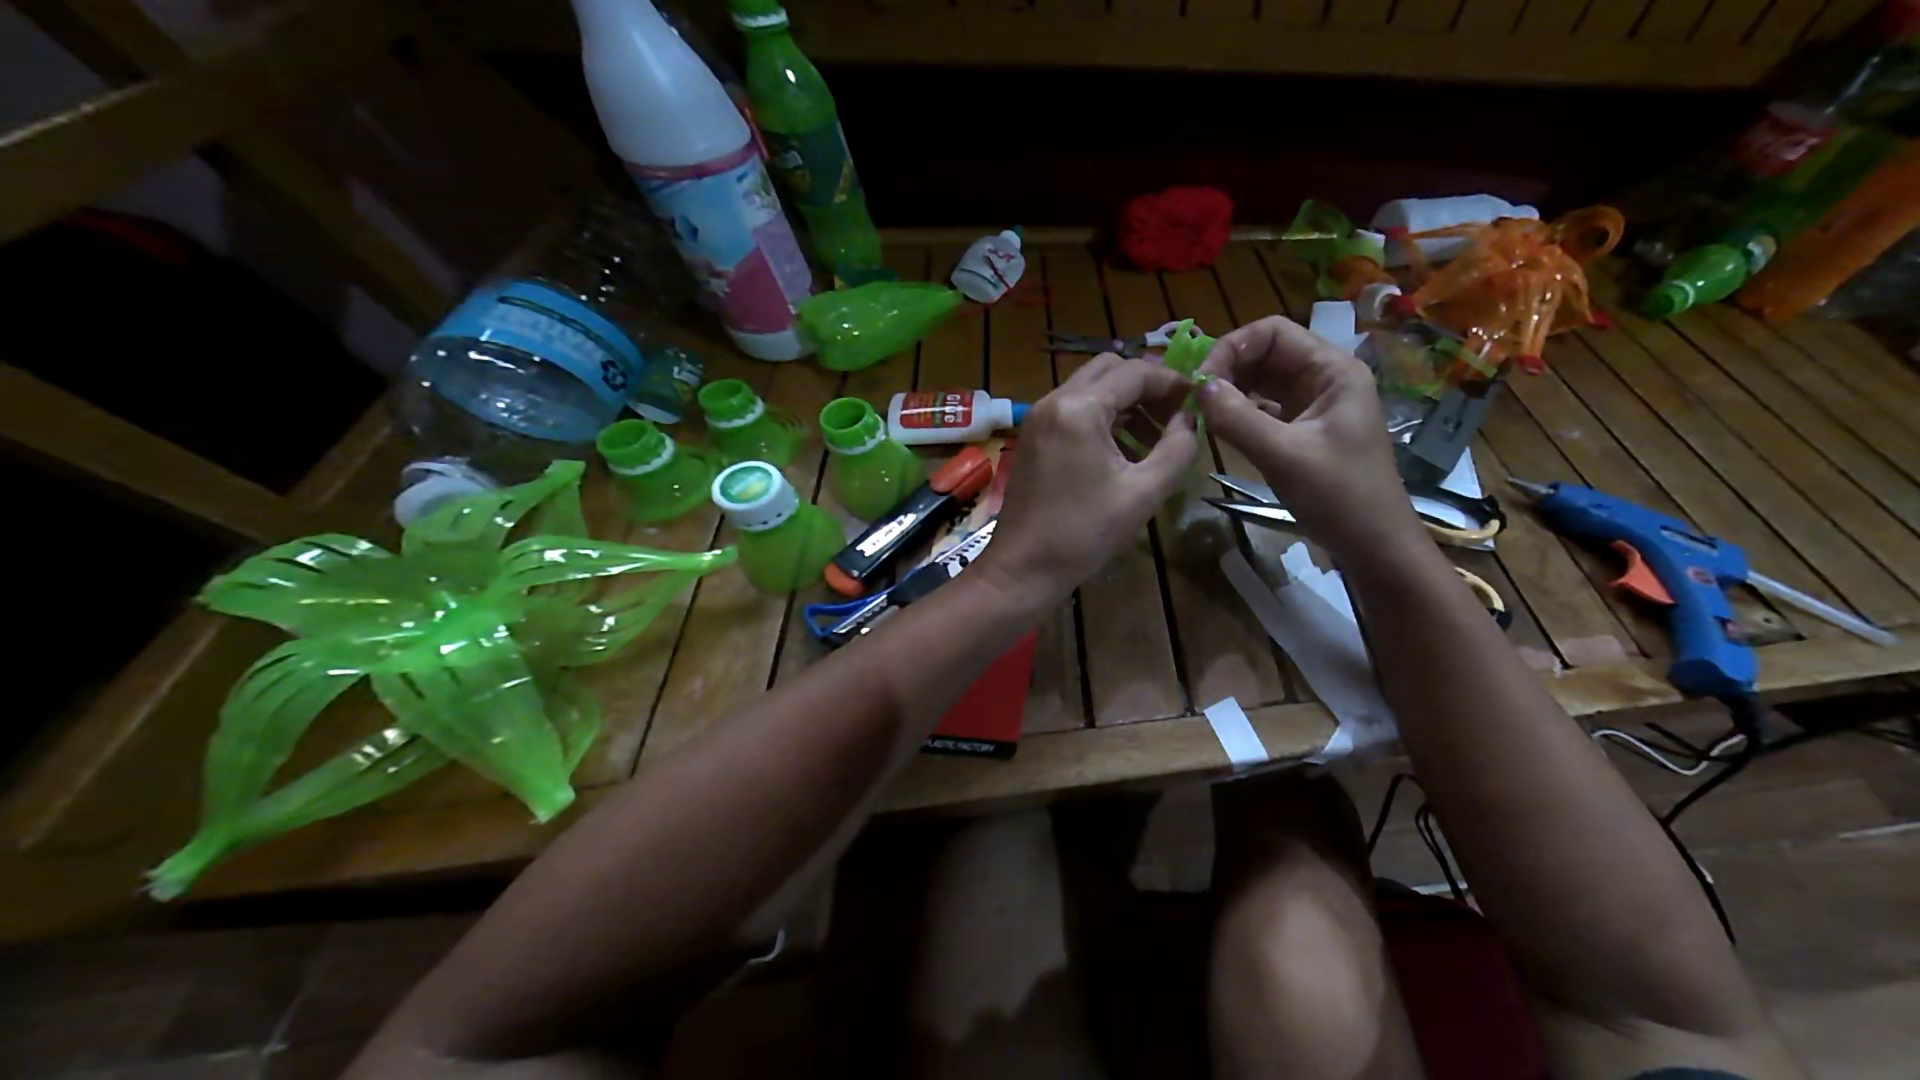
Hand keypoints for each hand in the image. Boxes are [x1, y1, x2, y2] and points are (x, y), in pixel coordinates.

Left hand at [979, 354, 1197, 599]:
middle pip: (1109, 370)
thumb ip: (1177, 447)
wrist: (1023, 568)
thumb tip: (1192, 418)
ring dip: (1125, 402)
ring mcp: (1037, 419)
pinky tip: (1125, 449)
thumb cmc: (1084, 533)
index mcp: (1078, 409)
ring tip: (1158, 435)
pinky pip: (1073, 410)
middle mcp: (1053, 402)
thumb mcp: (1144, 492)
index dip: (1173, 381)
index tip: (1199, 401)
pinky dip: (1102, 418)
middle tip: (1176, 414)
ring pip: (1090, 389)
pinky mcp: (1033, 438)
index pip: (1135, 372)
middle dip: (1147, 386)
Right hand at [1196, 316, 1420, 554]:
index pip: (1273, 332)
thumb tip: (1198, 388)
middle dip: (1226, 368)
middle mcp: (1322, 379)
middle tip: (1192, 398)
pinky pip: (1261, 408)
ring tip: (1198, 411)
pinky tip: (1215, 426)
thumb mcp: (1285, 456)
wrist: (1373, 544)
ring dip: (1228, 390)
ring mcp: (1311, 405)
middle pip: (1264, 353)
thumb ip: (1238, 419)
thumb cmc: (1340, 496)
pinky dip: (1236, 412)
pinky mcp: (1299, 430)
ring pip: (1260, 381)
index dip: (1232, 347)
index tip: (1201, 380)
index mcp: (1332, 370)